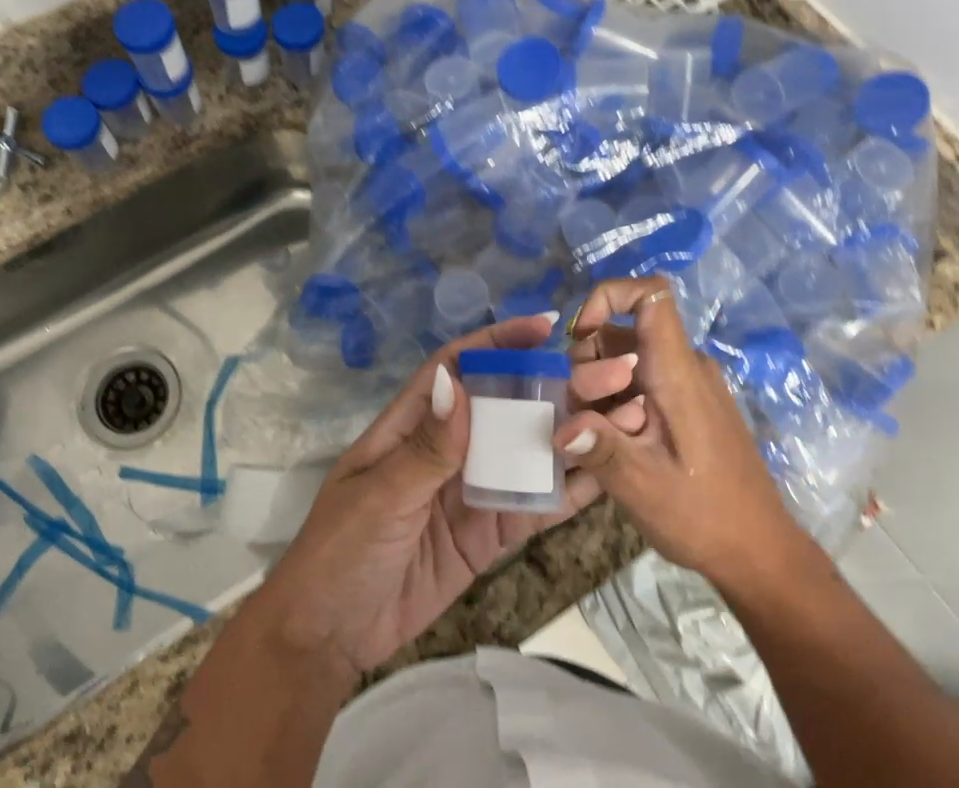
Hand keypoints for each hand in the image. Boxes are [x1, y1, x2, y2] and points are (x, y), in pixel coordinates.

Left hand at [252, 313, 637, 675]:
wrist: (331, 632)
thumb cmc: (341, 550)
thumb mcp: (378, 497)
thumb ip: (425, 449)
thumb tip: (459, 385)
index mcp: (409, 427)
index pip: (456, 370)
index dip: (497, 344)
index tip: (545, 326)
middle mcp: (445, 451)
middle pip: (503, 409)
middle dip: (553, 388)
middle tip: (613, 374)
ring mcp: (469, 493)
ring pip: (525, 454)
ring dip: (570, 435)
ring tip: (628, 416)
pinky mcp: (486, 535)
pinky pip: (532, 507)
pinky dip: (567, 492)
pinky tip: (609, 475)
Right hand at [554, 276, 809, 584]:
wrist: (759, 549)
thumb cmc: (704, 515)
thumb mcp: (643, 487)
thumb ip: (601, 450)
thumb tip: (560, 428)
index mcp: (677, 373)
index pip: (651, 293)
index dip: (609, 296)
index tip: (579, 339)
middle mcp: (685, 367)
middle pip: (621, 333)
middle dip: (588, 367)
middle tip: (587, 419)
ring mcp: (687, 386)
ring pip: (623, 360)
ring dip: (599, 391)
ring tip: (605, 442)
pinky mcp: (687, 406)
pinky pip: (638, 383)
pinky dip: (615, 405)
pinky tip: (617, 448)